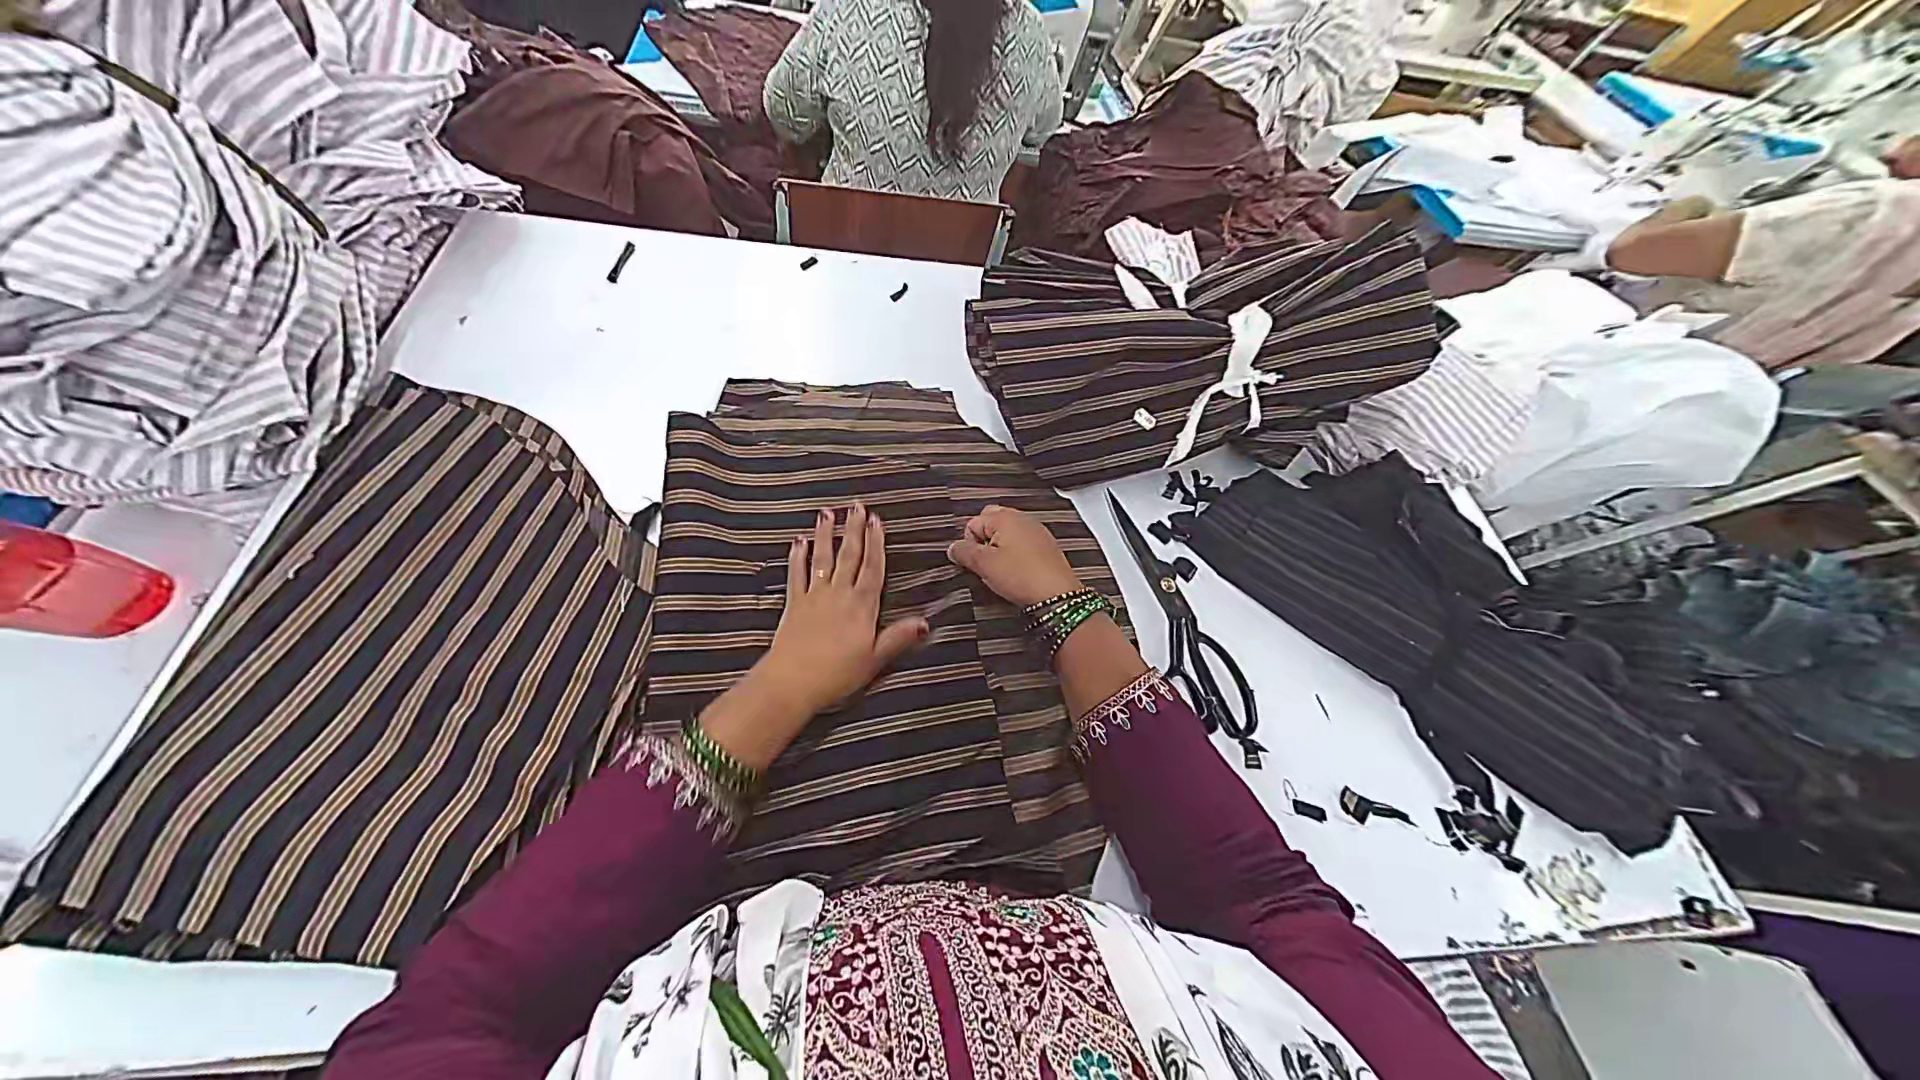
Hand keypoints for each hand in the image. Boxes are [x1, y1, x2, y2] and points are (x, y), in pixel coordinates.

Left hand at [701, 505, 928, 772]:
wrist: (792, 681)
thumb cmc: (837, 673)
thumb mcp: (875, 659)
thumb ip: (899, 637)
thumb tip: (926, 622)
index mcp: (862, 605)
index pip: (873, 567)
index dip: (876, 542)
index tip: (877, 520)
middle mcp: (839, 594)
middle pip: (849, 555)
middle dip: (854, 529)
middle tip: (856, 505)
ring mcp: (814, 596)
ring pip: (823, 558)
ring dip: (825, 534)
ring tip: (827, 513)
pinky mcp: (794, 604)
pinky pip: (797, 574)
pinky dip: (798, 556)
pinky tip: (798, 542)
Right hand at [945, 504, 1082, 607]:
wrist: (1057, 595)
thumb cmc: (1024, 577)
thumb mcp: (984, 565)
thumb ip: (964, 552)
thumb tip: (953, 548)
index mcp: (1005, 518)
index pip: (972, 523)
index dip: (969, 544)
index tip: (975, 561)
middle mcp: (1022, 519)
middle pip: (990, 524)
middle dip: (983, 542)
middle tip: (986, 563)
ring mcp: (1036, 532)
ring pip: (1007, 534)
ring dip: (999, 549)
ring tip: (1002, 570)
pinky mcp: (1046, 546)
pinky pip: (1022, 544)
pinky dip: (1015, 555)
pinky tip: (1017, 572)